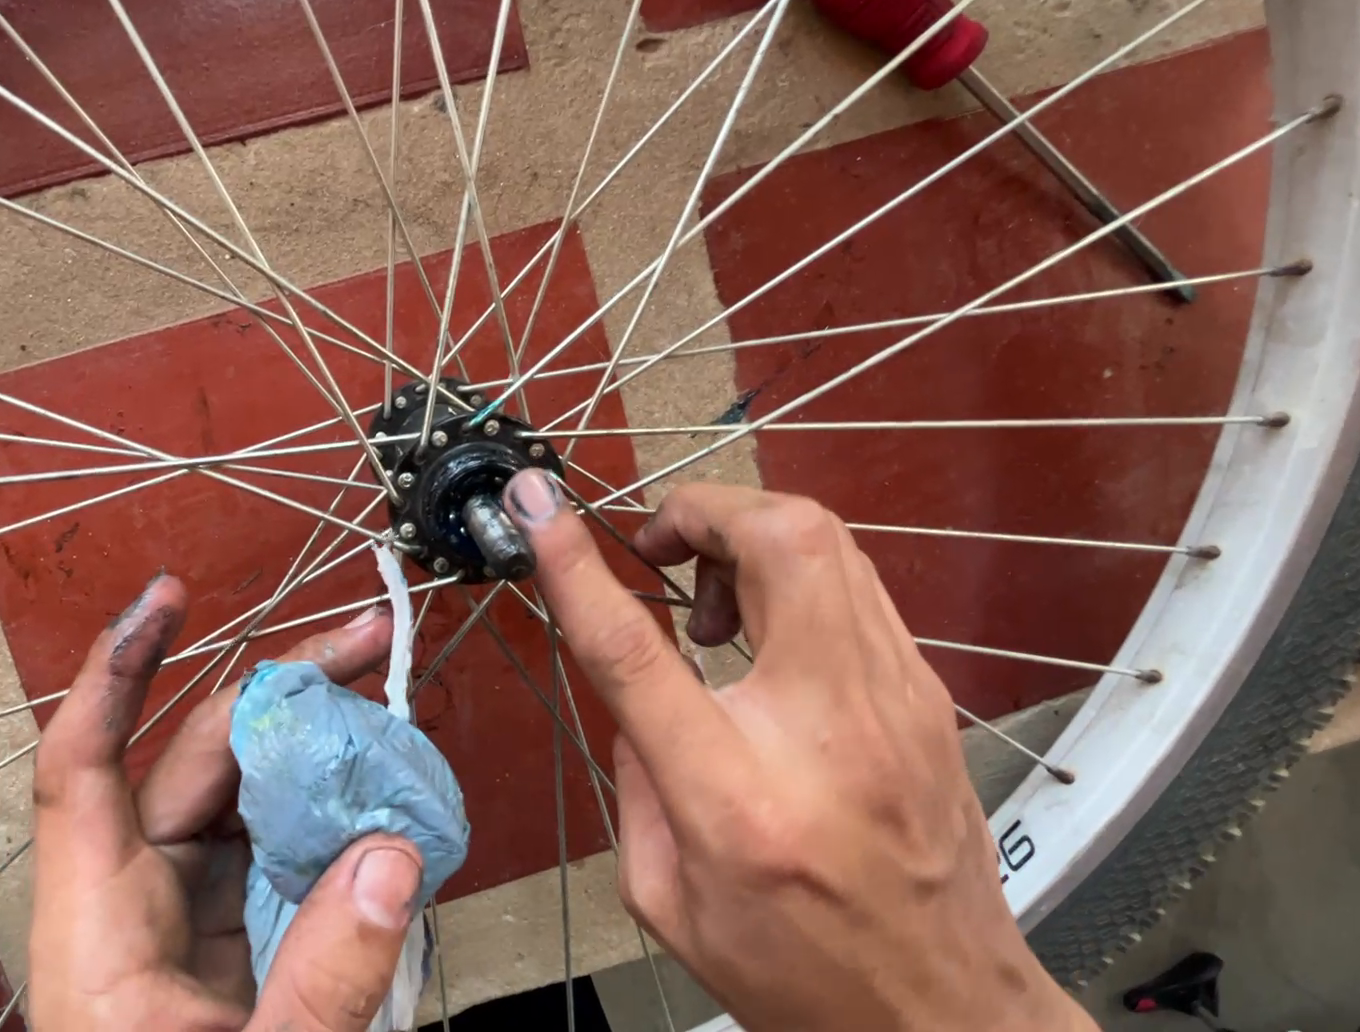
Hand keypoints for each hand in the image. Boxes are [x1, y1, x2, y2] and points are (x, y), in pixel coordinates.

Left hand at [28, 575, 424, 1031]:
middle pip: (201, 756)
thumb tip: (392, 856)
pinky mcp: (238, 931)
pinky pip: (285, 842)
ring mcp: (194, 911)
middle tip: (367, 645)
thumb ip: (323, 985)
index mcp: (102, 927)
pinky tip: (388, 791)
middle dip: (283, 689)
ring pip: (251, 792)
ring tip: (392, 708)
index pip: (84, 765)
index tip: (168, 597)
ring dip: (320, 745)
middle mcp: (141, 896)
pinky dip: (337, 808)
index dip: (117, 670)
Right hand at [500, 472, 1096, 1031]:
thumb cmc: (796, 969)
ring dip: (744, 536)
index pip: (637, 650)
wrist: (948, 1017)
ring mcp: (894, 698)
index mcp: (732, 795)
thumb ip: (635, 776)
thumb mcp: (664, 894)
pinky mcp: (923, 690)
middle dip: (703, 508)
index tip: (540, 509)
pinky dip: (788, 571)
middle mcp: (824, 727)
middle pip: (781, 544)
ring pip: (828, 542)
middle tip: (658, 544)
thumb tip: (639, 695)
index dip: (576, 567)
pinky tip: (762, 630)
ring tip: (706, 600)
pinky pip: (850, 579)